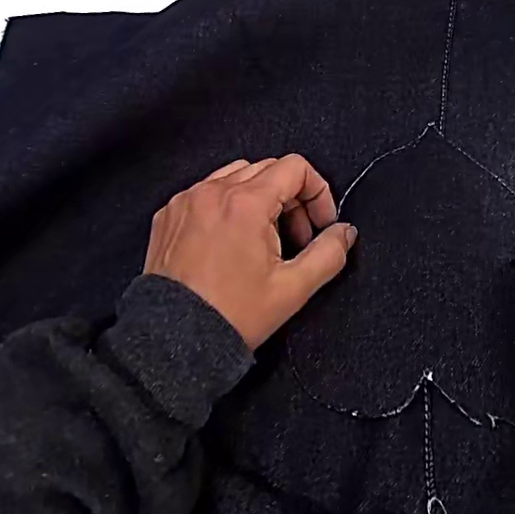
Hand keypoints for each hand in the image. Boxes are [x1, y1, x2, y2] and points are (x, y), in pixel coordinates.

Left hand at [145, 155, 357, 347]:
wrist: (170, 346)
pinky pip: (208, 190)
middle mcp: (214, 192)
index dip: (318, 191)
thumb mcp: (293, 289)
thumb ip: (329, 253)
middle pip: (270, 168)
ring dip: (261, 195)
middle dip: (293, 197)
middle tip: (297, 236)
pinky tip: (232, 239)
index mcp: (246, 204)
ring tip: (265, 236)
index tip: (321, 221)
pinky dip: (228, 203)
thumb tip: (345, 232)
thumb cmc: (230, 316)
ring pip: (238, 174)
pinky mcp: (169, 214)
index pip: (296, 167)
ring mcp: (187, 201)